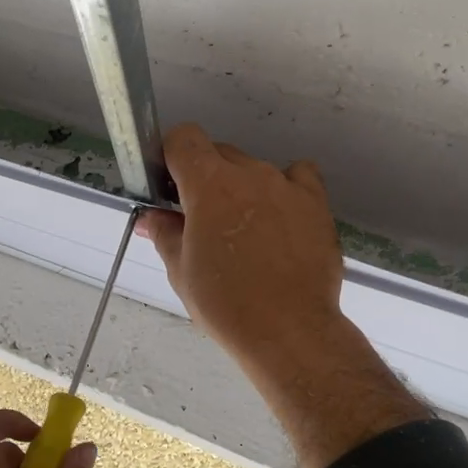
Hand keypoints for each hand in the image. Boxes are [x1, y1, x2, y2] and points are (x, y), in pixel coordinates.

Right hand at [135, 124, 345, 371]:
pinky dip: (281, 190)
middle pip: (219, 154)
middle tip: (196, 220)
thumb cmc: (224, 303)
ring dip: (238, 190)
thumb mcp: (180, 270)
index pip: (184, 140)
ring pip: (253, 170)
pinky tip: (275, 221)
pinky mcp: (316, 203)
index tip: (166, 185)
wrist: (286, 327)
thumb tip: (151, 217)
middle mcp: (250, 174)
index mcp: (209, 187)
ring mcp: (287, 185)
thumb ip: (165, 234)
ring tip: (238, 234)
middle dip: (202, 178)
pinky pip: (296, 178)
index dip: (170, 157)